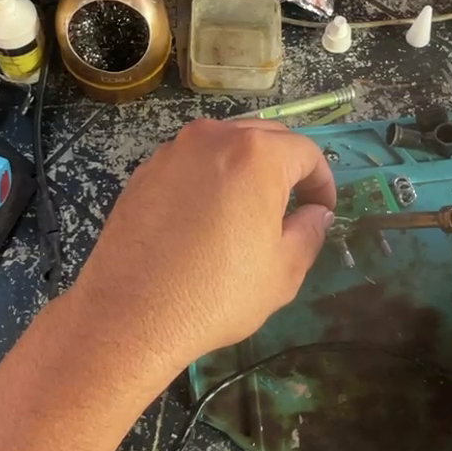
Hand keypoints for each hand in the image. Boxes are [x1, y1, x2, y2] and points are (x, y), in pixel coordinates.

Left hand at [59, 119, 335, 376]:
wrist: (129, 313)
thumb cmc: (215, 293)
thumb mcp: (282, 271)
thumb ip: (309, 232)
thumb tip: (316, 213)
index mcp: (255, 154)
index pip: (305, 152)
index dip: (322, 182)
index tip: (322, 211)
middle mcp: (213, 137)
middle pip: (265, 137)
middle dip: (286, 167)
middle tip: (292, 207)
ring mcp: (173, 150)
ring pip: (224, 144)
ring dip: (246, 167)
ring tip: (248, 210)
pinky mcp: (144, 171)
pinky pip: (190, 161)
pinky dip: (208, 176)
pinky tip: (204, 216)